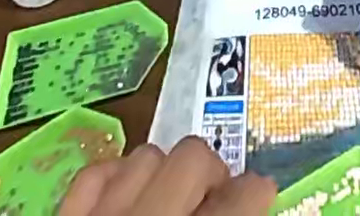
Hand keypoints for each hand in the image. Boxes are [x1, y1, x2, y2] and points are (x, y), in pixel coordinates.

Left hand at [59, 138, 275, 215]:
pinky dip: (114, 180)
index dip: (256, 193)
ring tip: (170, 201)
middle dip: (211, 173)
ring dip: (163, 174)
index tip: (264, 192)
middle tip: (215, 200)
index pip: (233, 203)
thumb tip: (258, 196)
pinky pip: (95, 173)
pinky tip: (125, 197)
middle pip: (193, 158)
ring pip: (146, 156)